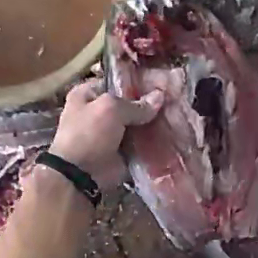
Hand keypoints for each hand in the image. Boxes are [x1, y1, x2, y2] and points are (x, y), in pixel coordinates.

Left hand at [46, 78, 165, 190]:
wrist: (81, 174)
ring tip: (175, 117)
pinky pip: (140, 143)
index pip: (116, 83)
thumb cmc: (89, 133)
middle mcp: (98, 112)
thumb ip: (137, 104)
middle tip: (172, 101)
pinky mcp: (121, 152)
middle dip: (148, 105)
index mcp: (87, 95)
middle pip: (129, 105)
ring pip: (137, 125)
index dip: (137, 84)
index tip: (159, 84)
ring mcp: (111, 134)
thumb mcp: (111, 109)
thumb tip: (161, 96)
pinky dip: (152, 142)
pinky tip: (170, 135)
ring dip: (152, 124)